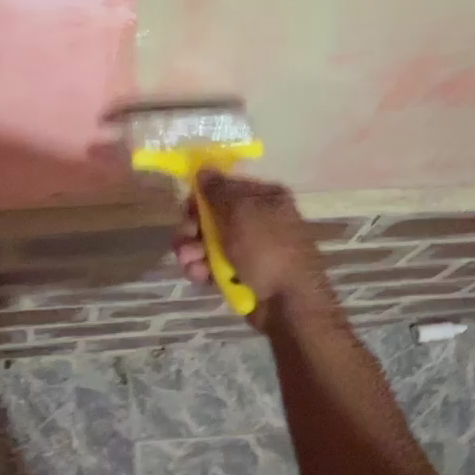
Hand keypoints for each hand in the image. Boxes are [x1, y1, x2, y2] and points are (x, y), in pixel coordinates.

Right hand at [172, 169, 337, 327]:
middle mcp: (259, 220)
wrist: (289, 303)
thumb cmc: (266, 249)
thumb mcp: (240, 212)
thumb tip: (204, 170)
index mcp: (265, 197)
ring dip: (193, 250)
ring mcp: (251, 249)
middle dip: (193, 227)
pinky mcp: (242, 274)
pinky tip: (197, 275)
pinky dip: (203, 269)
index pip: (226, 187)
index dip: (203, 195)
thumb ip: (217, 191)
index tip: (187, 207)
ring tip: (188, 262)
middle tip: (185, 237)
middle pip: (214, 215)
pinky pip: (215, 265)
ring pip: (210, 242)